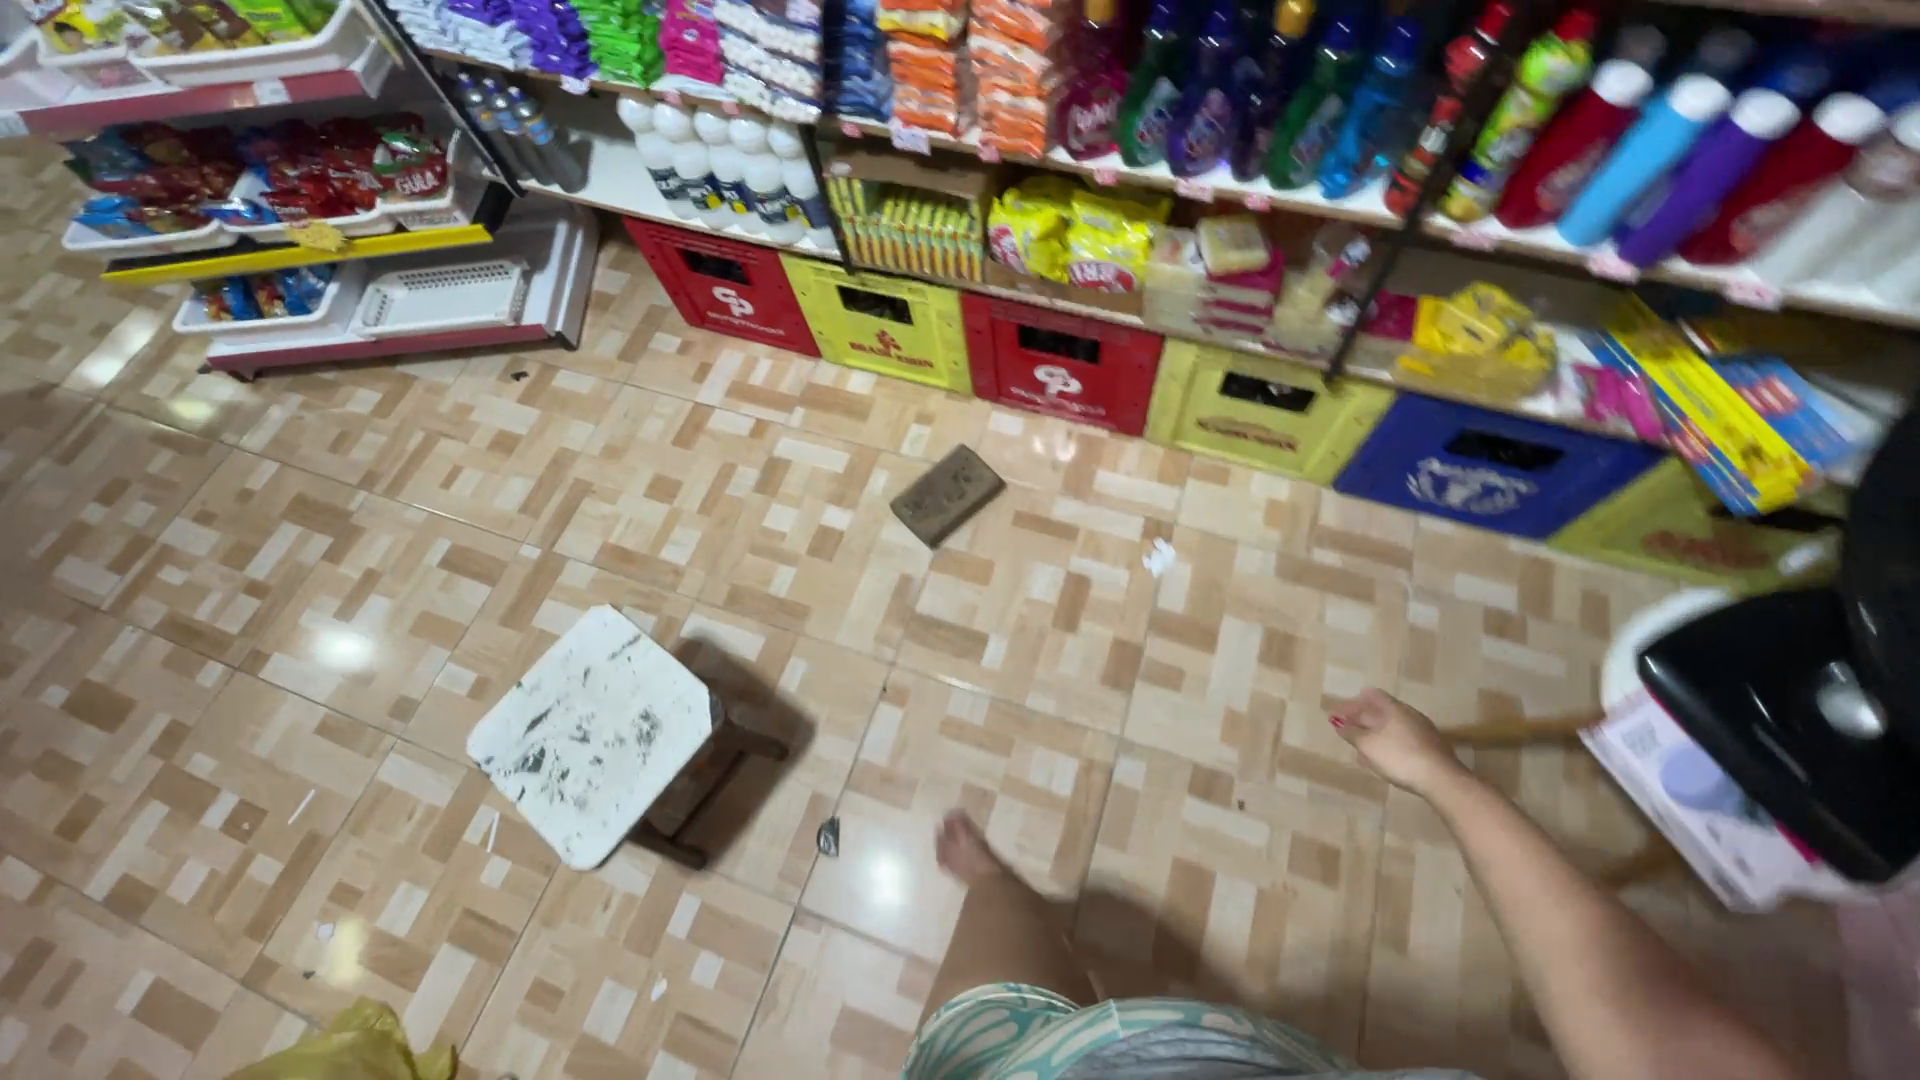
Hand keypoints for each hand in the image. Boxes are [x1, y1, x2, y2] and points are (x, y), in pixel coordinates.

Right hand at [1331, 689, 1468, 796]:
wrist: (1441, 779)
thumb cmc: (1399, 756)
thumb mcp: (1368, 745)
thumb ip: (1351, 732)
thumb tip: (1337, 721)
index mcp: (1394, 709)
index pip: (1373, 695)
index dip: (1355, 701)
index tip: (1341, 709)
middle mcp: (1409, 715)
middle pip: (1382, 710)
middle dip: (1363, 717)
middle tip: (1347, 726)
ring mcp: (1422, 731)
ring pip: (1393, 726)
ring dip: (1375, 732)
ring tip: (1361, 744)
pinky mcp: (1430, 748)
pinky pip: (1402, 739)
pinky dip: (1388, 742)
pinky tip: (1382, 756)